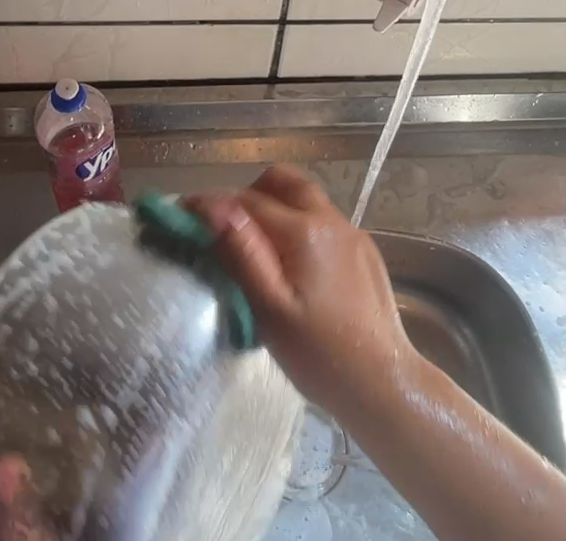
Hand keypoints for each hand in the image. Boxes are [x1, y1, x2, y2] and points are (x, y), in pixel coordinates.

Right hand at [184, 166, 413, 421]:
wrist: (383, 382)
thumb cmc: (319, 354)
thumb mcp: (269, 309)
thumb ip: (241, 253)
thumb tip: (212, 209)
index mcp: (304, 231)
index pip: (247, 201)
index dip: (211, 203)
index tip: (182, 211)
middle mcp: (331, 220)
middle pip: (282, 182)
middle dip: (247, 193)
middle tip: (223, 226)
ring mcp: (352, 233)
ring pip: (305, 198)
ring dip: (274, 206)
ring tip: (253, 243)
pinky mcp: (364, 251)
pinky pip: (322, 221)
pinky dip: (297, 225)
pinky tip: (291, 264)